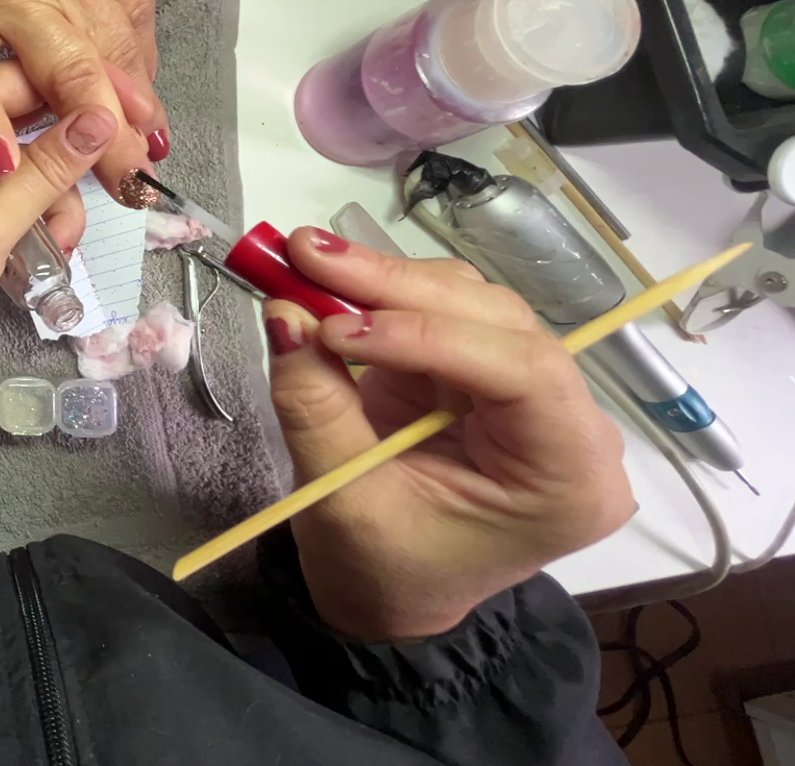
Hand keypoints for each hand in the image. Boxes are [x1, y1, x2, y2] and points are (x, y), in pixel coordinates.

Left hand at [0, 62, 125, 382]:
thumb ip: (49, 168)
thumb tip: (104, 115)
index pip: (32, 80)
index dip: (90, 97)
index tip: (141, 126)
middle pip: (38, 127)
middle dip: (78, 164)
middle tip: (128, 190)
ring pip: (34, 170)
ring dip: (58, 206)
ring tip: (60, 249)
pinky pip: (17, 200)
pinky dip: (38, 223)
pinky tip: (49, 255)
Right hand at [263, 229, 634, 641]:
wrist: (385, 592)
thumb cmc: (377, 568)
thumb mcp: (340, 498)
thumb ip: (313, 406)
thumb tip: (282, 314)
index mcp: (563, 476)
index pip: (521, 374)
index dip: (427, 337)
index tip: (334, 329)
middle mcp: (560, 422)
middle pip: (496, 321)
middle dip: (394, 284)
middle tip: (305, 253)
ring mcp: (515, 392)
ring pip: (466, 302)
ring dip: (382, 276)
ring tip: (305, 260)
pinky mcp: (467, 374)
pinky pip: (430, 312)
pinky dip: (373, 291)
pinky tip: (327, 281)